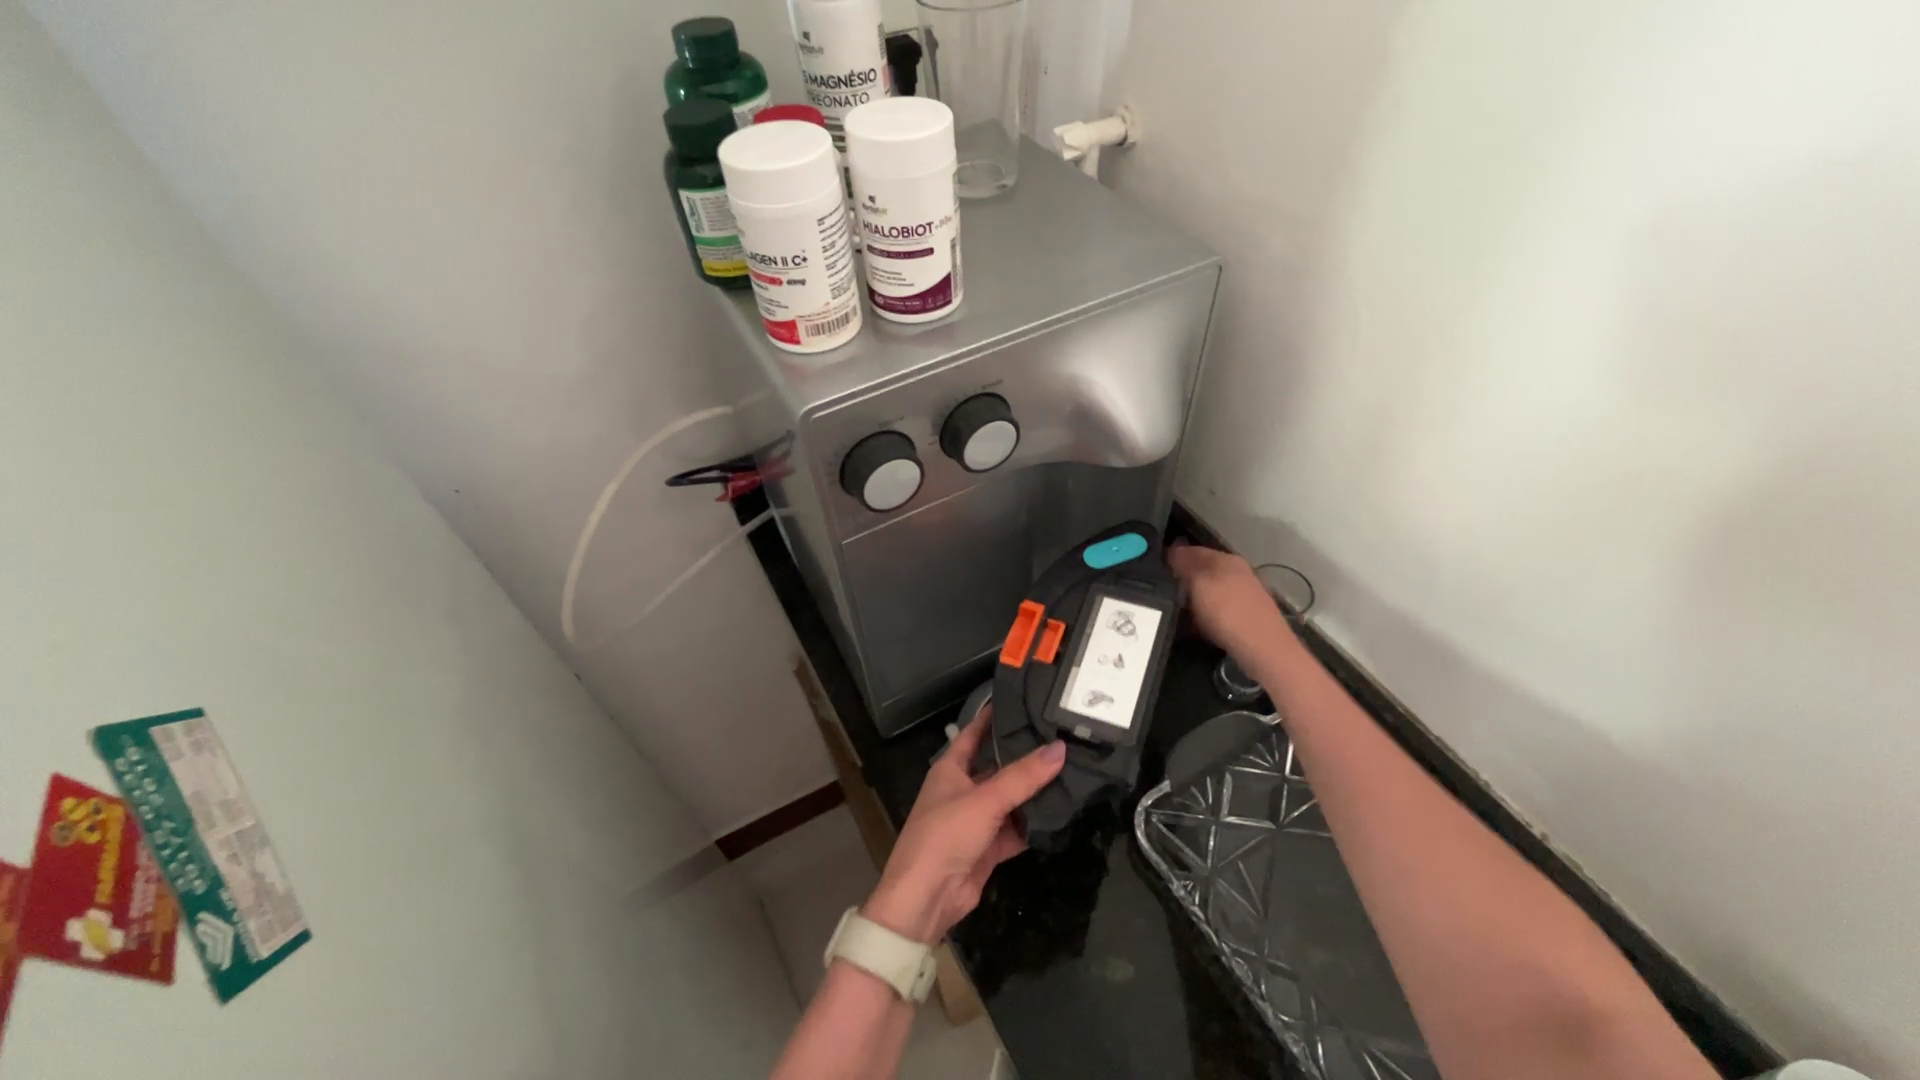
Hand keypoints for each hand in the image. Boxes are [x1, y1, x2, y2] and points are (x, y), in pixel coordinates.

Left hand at [862, 707, 1066, 943]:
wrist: (927, 897)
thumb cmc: (945, 836)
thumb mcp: (984, 800)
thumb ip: (1023, 776)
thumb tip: (1060, 748)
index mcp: (950, 769)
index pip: (975, 733)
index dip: (995, 717)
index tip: (1026, 701)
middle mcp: (963, 789)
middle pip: (999, 766)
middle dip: (1027, 756)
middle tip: (1065, 737)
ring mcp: (977, 820)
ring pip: (1012, 799)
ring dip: (1036, 791)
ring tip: (1074, 770)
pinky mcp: (990, 847)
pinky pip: (1017, 828)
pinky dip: (1035, 823)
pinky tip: (1064, 811)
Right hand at [1167, 542, 1293, 661]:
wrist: (1262, 646)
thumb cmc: (1226, 611)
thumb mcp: (1199, 583)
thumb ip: (1185, 564)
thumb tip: (1173, 549)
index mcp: (1226, 559)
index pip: (1194, 549)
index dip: (1173, 555)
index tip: (1155, 566)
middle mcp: (1238, 571)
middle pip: (1204, 569)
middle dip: (1184, 576)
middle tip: (1163, 588)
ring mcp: (1245, 593)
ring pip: (1211, 588)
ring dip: (1194, 595)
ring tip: (1176, 607)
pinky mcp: (1247, 614)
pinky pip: (1218, 606)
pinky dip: (1205, 611)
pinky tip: (1197, 623)